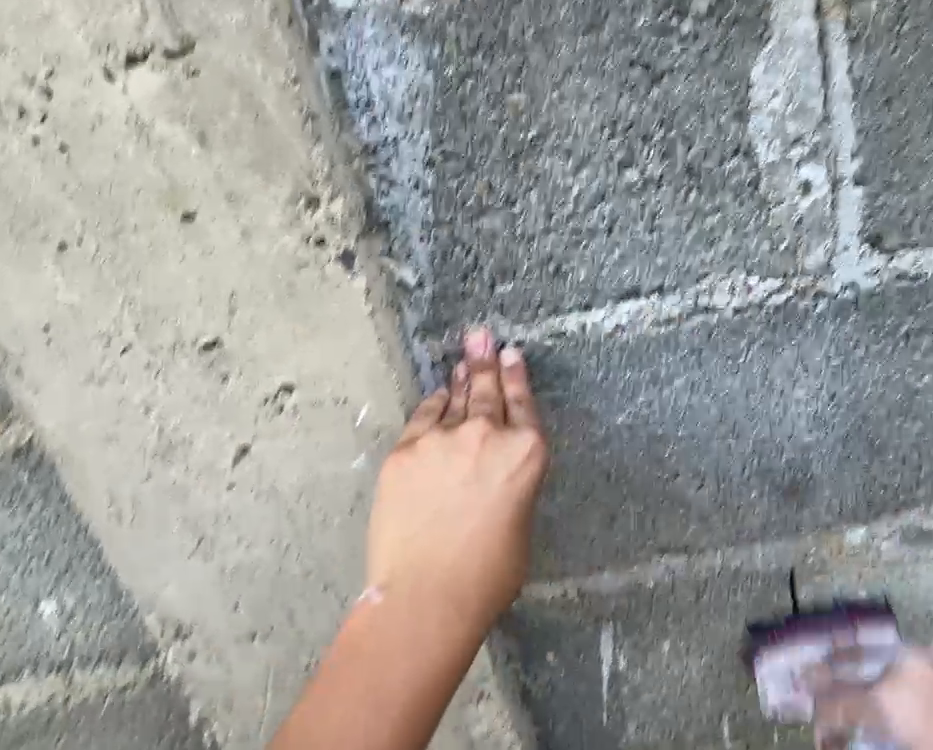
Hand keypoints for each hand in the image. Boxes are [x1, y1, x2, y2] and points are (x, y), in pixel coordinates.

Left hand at [364, 327, 549, 629]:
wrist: (427, 596)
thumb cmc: (487, 575)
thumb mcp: (520, 521)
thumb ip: (512, 482)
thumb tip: (495, 472)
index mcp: (526, 454)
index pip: (523, 404)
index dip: (517, 376)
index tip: (512, 355)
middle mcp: (488, 435)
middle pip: (487, 390)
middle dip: (486, 361)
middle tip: (481, 336)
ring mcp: (443, 439)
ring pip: (454, 399)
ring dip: (460, 378)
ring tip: (464, 358)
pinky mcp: (406, 451)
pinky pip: (422, 419)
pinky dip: (432, 406)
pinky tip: (436, 397)